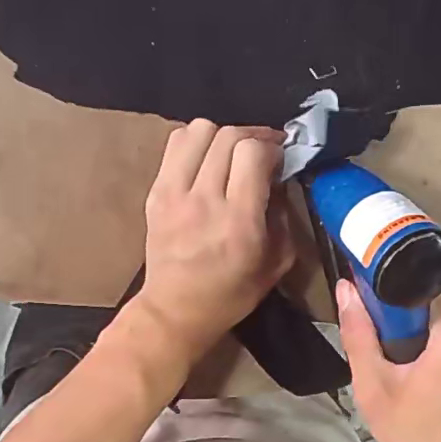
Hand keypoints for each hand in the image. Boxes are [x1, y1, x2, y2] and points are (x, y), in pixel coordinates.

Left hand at [126, 120, 294, 363]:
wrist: (175, 310)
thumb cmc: (230, 294)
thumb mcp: (276, 264)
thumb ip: (284, 217)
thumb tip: (281, 178)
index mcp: (238, 221)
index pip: (253, 152)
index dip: (272, 147)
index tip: (280, 158)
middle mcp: (204, 201)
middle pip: (228, 135)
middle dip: (253, 137)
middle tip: (261, 153)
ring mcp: (174, 194)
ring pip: (199, 131)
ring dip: (222, 135)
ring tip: (231, 154)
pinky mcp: (155, 193)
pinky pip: (175, 145)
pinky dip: (195, 143)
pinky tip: (205, 161)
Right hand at [337, 281, 440, 441]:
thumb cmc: (418, 436)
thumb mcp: (375, 388)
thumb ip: (358, 335)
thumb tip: (345, 287)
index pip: (415, 287)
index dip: (386, 298)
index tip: (369, 319)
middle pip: (430, 304)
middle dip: (403, 323)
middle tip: (385, 357)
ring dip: (419, 337)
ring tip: (403, 372)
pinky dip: (438, 348)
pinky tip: (424, 378)